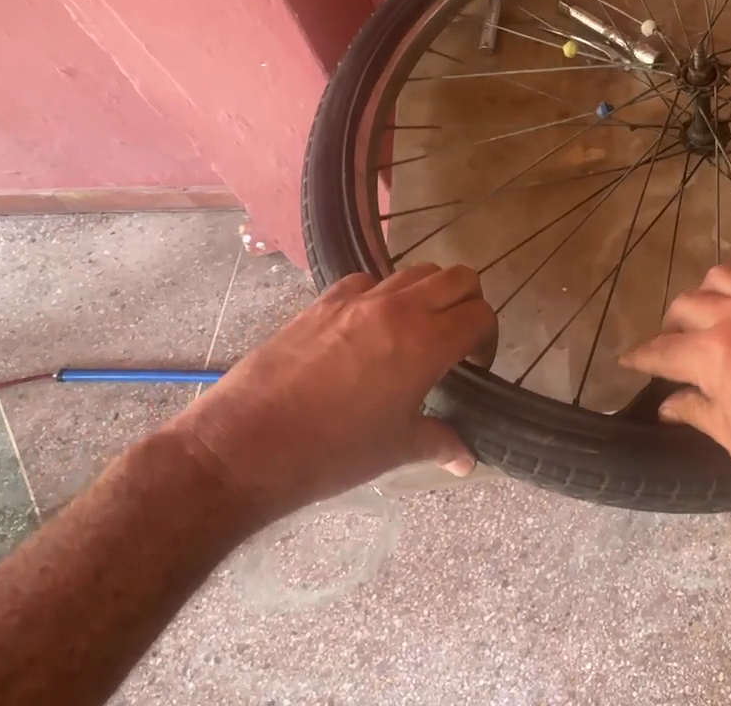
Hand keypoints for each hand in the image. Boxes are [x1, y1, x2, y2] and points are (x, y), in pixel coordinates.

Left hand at [165, 264, 495, 519]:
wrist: (243, 448)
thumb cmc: (330, 454)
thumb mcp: (394, 450)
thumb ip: (439, 443)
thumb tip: (467, 459)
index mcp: (427, 344)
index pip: (481, 316)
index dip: (488, 338)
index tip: (475, 365)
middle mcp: (400, 310)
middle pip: (459, 278)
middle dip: (469, 304)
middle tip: (456, 338)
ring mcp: (358, 300)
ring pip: (416, 272)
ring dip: (429, 294)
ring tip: (416, 330)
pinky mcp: (322, 302)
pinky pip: (369, 280)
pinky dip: (382, 295)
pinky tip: (370, 327)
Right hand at [619, 264, 730, 505]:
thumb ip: (698, 412)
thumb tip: (669, 403)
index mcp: (711, 355)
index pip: (662, 350)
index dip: (641, 357)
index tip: (629, 360)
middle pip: (687, 305)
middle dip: (673, 325)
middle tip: (675, 345)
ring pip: (725, 275)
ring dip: (710, 292)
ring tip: (713, 313)